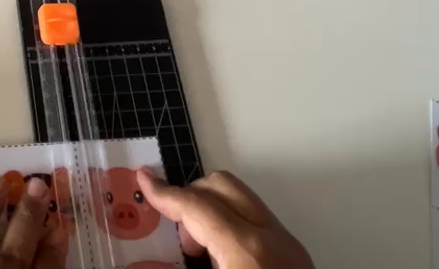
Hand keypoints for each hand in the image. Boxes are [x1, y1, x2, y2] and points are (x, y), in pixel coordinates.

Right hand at [136, 168, 313, 268]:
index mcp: (246, 251)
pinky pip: (258, 224)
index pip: (195, 204)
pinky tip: (226, 266)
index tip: (145, 179)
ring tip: (203, 257)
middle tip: (180, 238)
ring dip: (213, 214)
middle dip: (192, 200)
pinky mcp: (299, 261)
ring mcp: (291, 249)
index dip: (164, 193)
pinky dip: (233, 229)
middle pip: (222, 187)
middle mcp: (272, 240)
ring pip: (242, 202)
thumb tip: (139, 266)